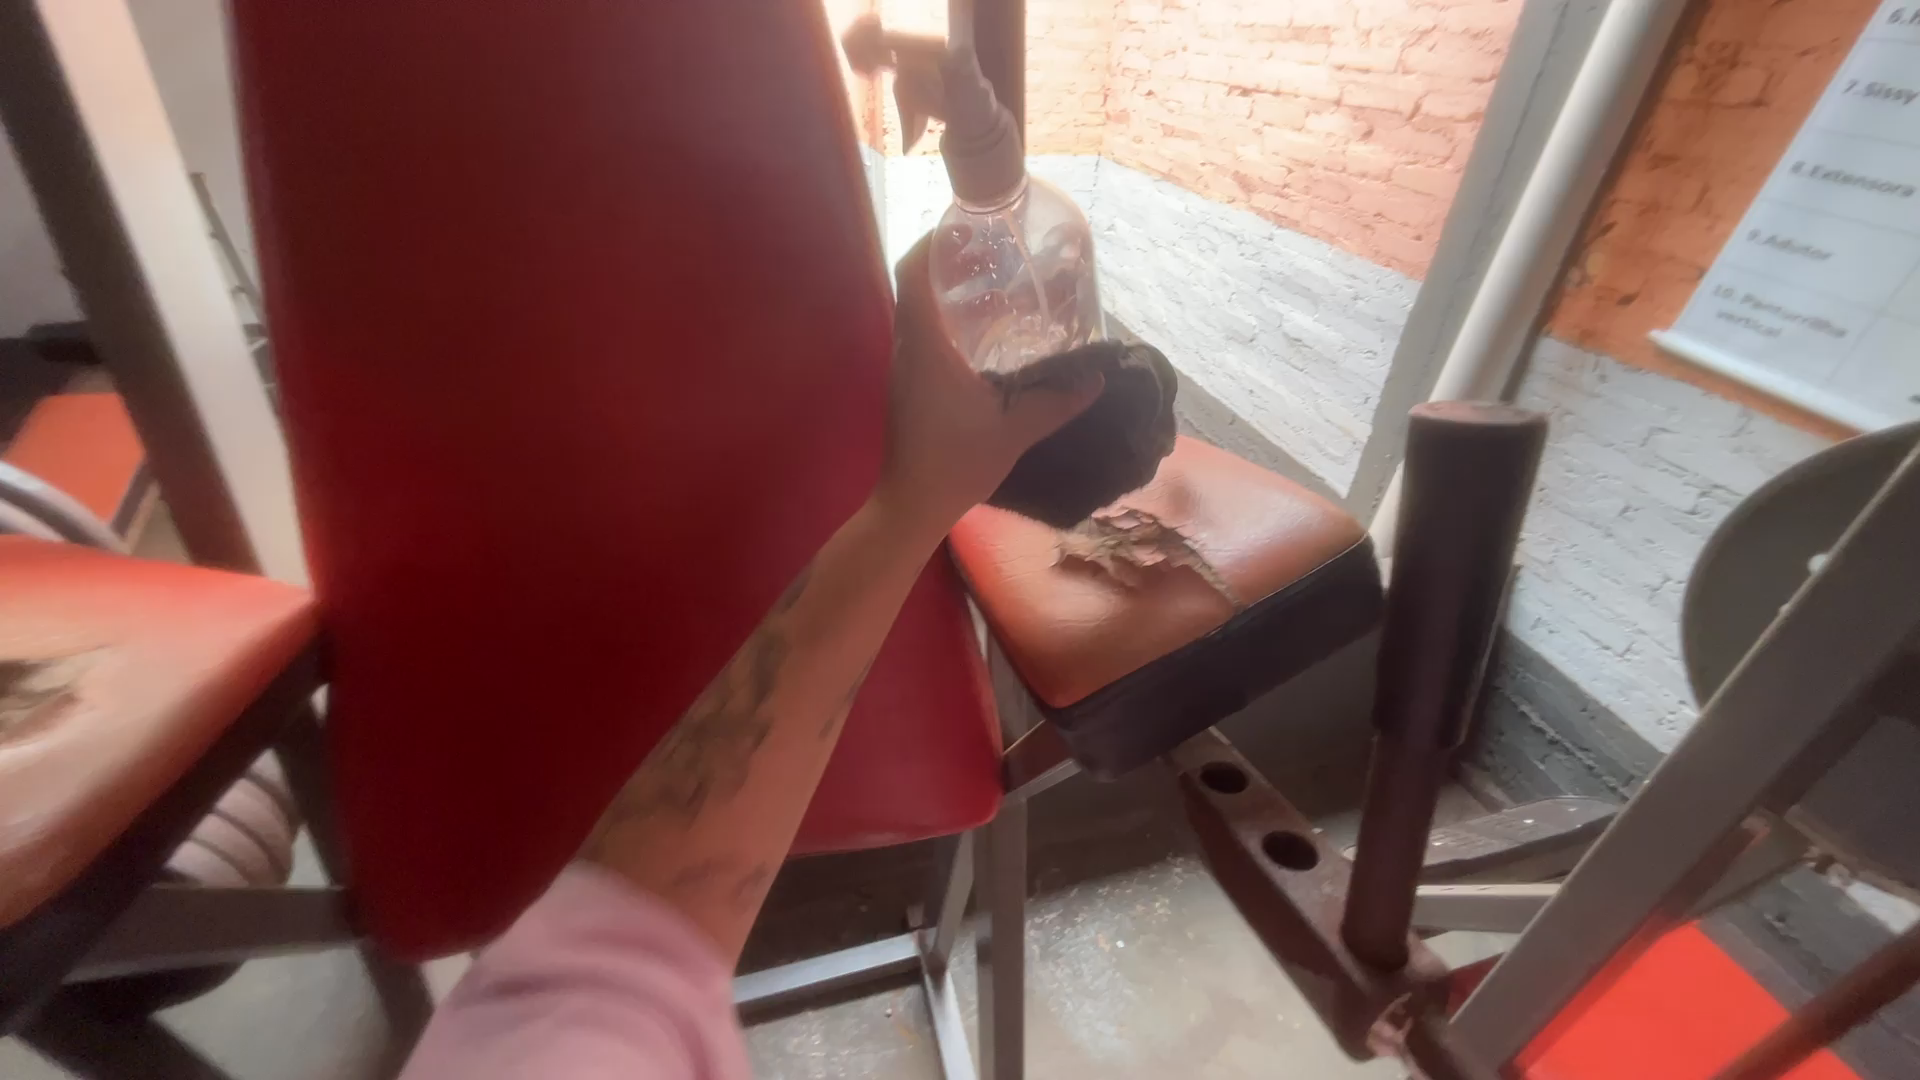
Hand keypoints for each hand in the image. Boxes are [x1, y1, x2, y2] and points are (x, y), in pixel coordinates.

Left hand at [876, 233, 1103, 534]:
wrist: (912, 505)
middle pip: (913, 288)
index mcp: (925, 348)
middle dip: (945, 263)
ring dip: (943, 295)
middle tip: (988, 255)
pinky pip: (920, 340)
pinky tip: (979, 340)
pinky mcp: (906, 391)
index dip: (932, 242)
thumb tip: (1095, 380)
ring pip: (915, 315)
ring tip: (988, 289)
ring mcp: (903, 372)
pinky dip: (944, 325)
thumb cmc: (954, 464)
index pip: (913, 273)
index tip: (963, 227)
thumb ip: (1054, 403)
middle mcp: (907, 351)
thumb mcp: (1012, 431)